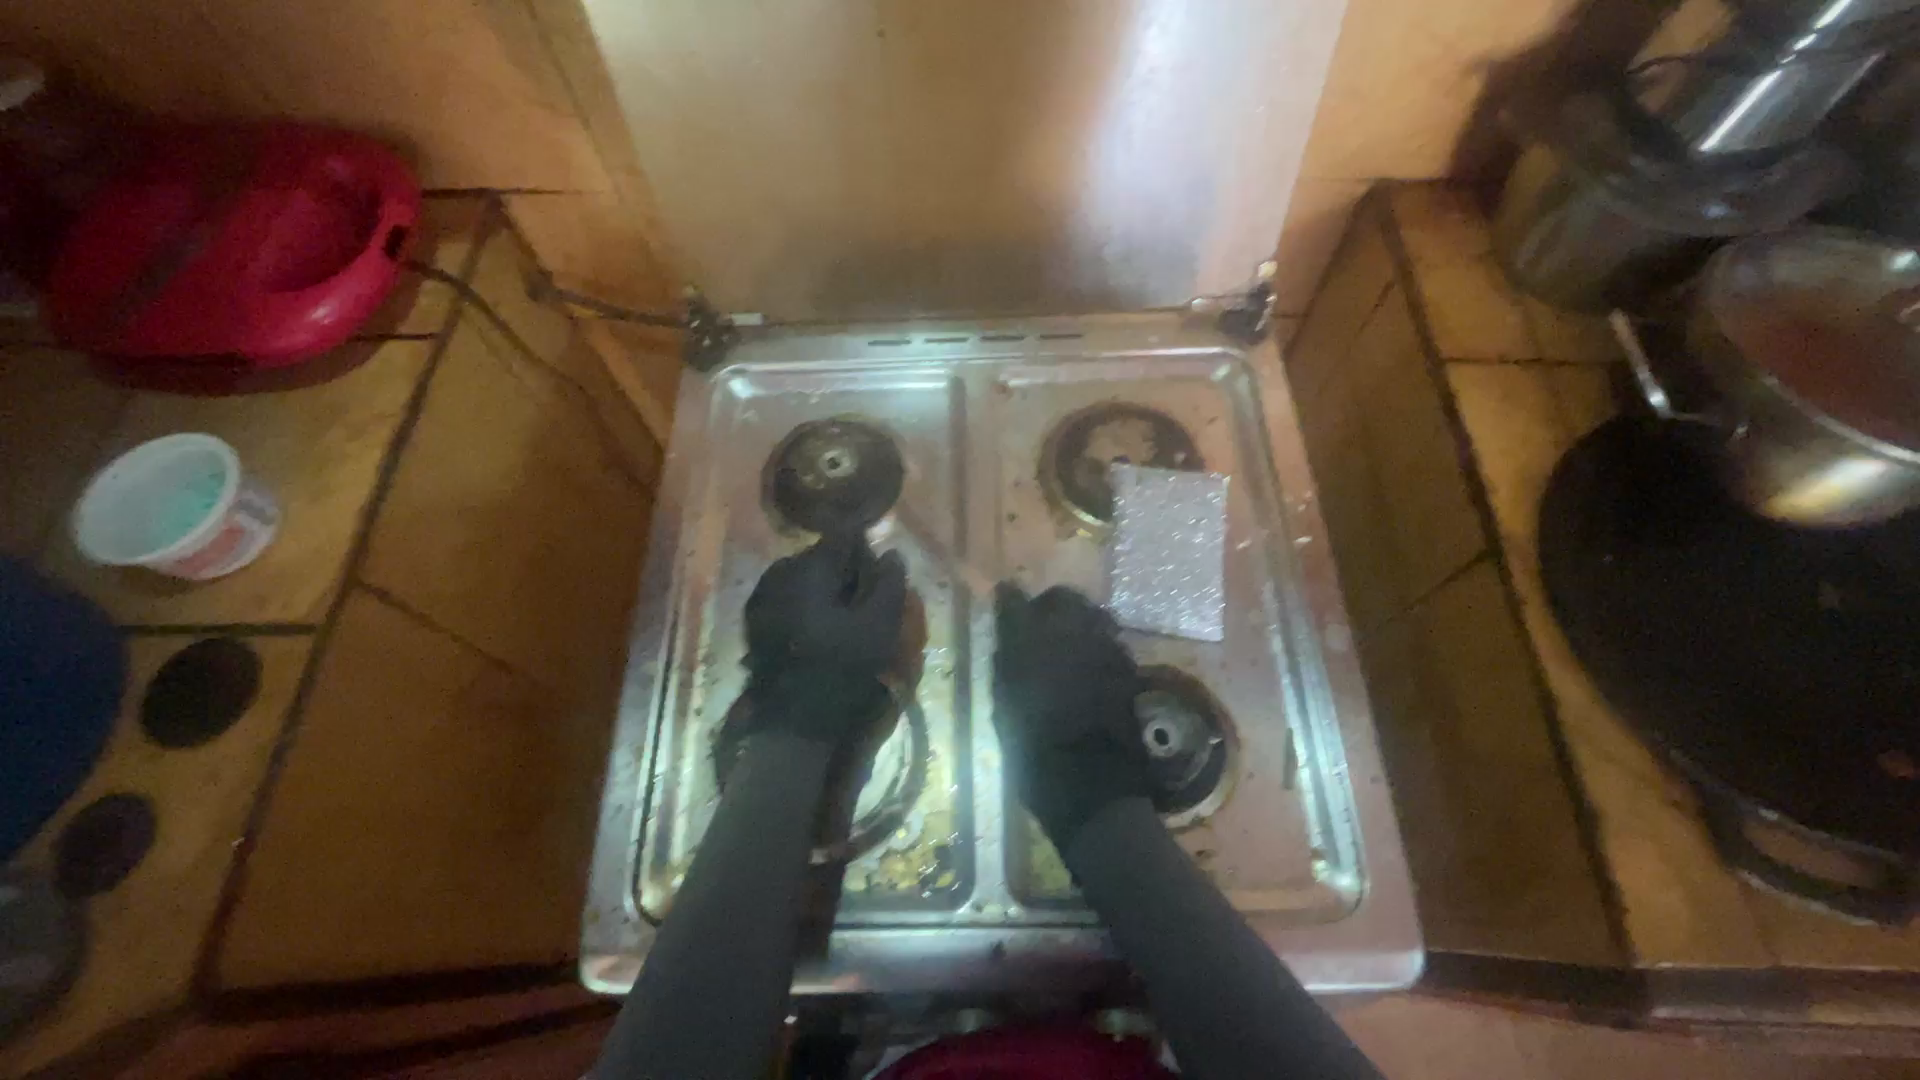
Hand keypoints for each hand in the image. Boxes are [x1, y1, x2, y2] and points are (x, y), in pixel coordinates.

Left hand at [741, 534, 907, 747]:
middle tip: (861, 590)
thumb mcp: (879, 625)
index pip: (841, 538)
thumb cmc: (842, 668)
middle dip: (840, 567)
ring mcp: (761, 598)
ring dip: (820, 585)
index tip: (877, 565)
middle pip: (817, 556)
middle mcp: (779, 574)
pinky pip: (784, 597)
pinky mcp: (754, 622)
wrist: (793, 720)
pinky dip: (802, 602)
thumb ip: (889, 584)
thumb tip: (892, 553)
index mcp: (809, 569)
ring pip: (799, 576)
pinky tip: (815, 625)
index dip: (863, 548)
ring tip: (840, 610)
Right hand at [993, 584, 1152, 845]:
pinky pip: (1112, 642)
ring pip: (1093, 614)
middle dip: (1051, 605)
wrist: (1091, 784)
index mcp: (1028, 642)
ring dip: (1080, 622)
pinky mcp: (1128, 666)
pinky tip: (1093, 664)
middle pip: (1063, 598)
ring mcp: (1104, 647)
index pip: (1014, 602)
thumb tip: (1007, 648)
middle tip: (1042, 621)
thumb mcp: (1003, 711)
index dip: (1009, 599)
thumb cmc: (1034, 754)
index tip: (1005, 599)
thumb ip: (1005, 670)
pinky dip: (1100, 645)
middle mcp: (1068, 634)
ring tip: (1071, 642)